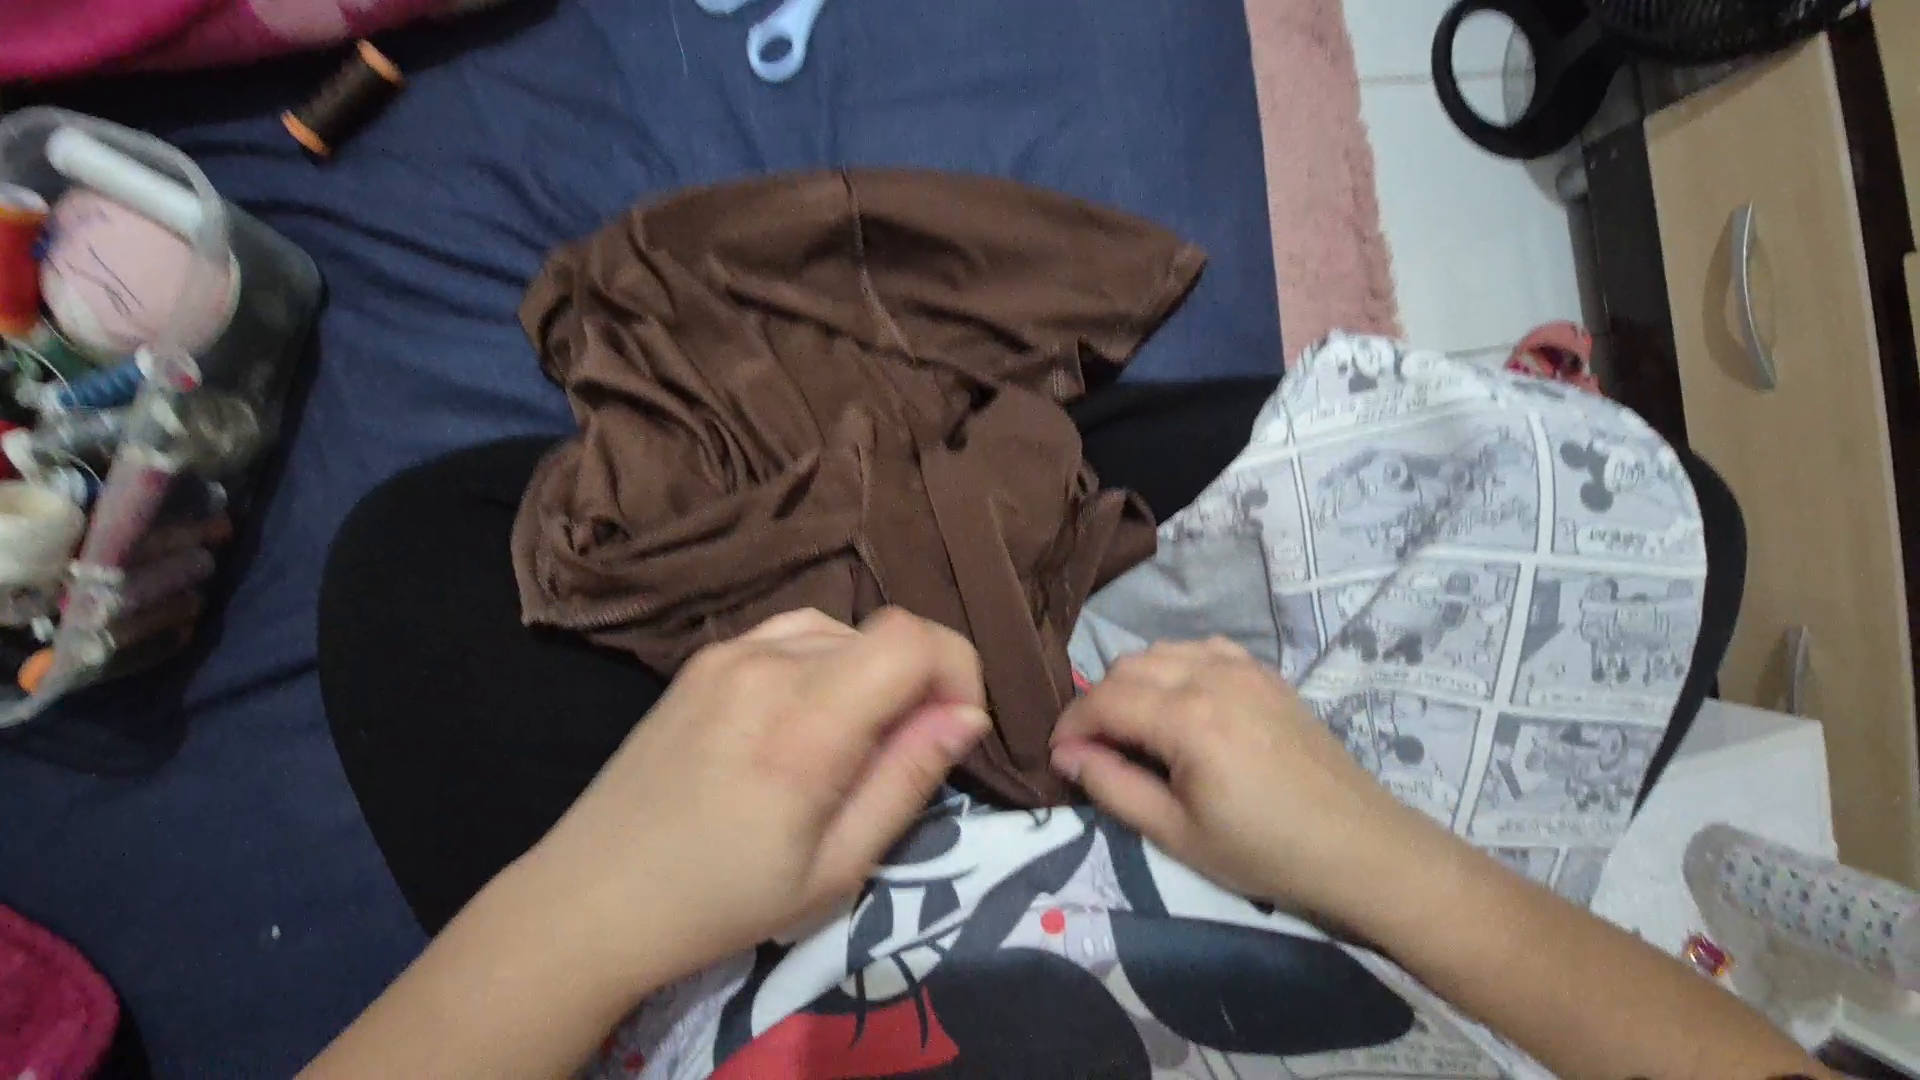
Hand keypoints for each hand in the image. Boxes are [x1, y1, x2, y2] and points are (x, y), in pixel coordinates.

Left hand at [521, 608, 990, 987]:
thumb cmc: (723, 900)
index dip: (958, 668)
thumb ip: (907, 779)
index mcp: (802, 723)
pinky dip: (828, 661)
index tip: (956, 727)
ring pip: (843, 629)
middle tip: (901, 754)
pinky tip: (806, 713)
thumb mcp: (835, 868)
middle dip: (919, 682)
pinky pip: (795, 633)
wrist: (592, 896)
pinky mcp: (705, 655)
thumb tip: (968, 715)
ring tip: (850, 741)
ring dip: (873, 673)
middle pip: (884, 632)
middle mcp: (766, 664)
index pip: (911, 639)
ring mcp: (729, 652)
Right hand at [1049, 639, 1440, 920]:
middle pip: (1125, 667)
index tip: (1059, 757)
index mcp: (1188, 719)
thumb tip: (1066, 755)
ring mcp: (1243, 667)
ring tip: (1137, 728)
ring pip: (1159, 650)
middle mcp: (1211, 676)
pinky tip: (1182, 701)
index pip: (1103, 700)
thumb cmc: (1264, 851)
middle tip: (1098, 750)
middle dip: (1098, 704)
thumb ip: (1112, 787)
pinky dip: (1174, 666)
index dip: (1071, 726)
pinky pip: (1200, 648)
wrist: (1360, 848)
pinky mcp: (1265, 672)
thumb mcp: (1176, 835)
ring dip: (1133, 682)